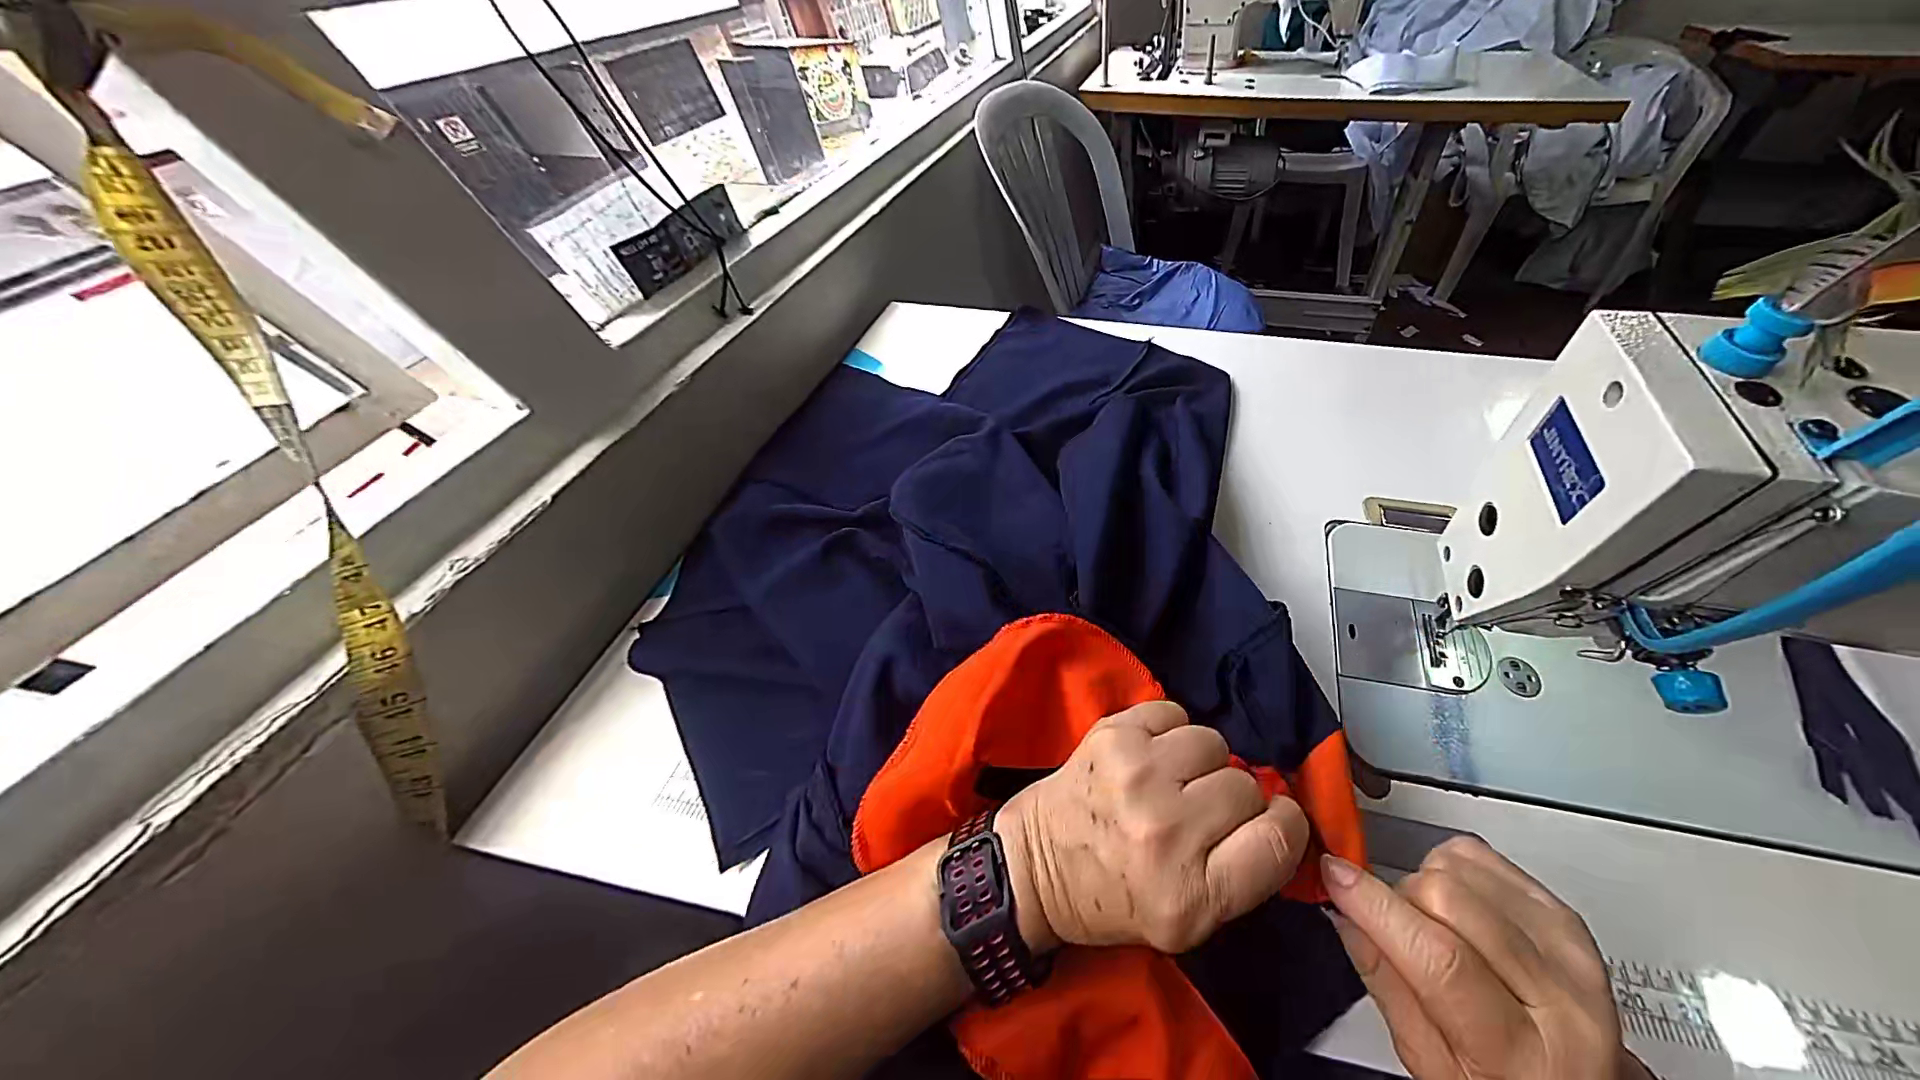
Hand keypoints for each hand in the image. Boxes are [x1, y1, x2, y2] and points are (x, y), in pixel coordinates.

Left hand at [996, 700, 1307, 953]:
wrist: (1037, 863)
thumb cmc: (1114, 897)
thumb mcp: (1191, 922)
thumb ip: (1244, 874)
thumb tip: (1281, 812)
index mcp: (1191, 894)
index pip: (1278, 838)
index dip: (1282, 824)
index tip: (1268, 820)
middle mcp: (1164, 830)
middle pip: (1245, 787)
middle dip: (1231, 798)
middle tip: (1198, 810)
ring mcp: (1135, 775)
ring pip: (1212, 742)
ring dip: (1200, 761)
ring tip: (1172, 780)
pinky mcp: (1110, 735)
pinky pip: (1172, 712)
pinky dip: (1168, 730)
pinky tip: (1149, 757)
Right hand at [1321, 838, 1647, 1079]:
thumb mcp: (1428, 1061)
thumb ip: (1384, 984)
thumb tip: (1344, 914)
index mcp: (1518, 1049)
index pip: (1439, 958)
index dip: (1376, 905)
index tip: (1334, 874)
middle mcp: (1558, 998)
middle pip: (1448, 898)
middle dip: (1398, 897)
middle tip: (1392, 924)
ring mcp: (1569, 952)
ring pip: (1460, 869)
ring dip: (1425, 882)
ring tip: (1432, 922)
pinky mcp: (1566, 917)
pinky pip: (1483, 856)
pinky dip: (1452, 866)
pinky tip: (1458, 904)